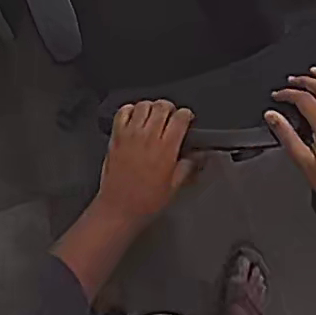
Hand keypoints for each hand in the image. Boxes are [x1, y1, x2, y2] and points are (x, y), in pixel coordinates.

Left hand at [92, 100, 199, 226]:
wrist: (118, 209)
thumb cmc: (145, 202)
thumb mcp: (174, 186)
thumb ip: (188, 166)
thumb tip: (199, 155)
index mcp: (166, 149)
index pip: (180, 117)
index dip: (186, 115)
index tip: (187, 118)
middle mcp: (148, 137)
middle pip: (162, 106)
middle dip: (170, 108)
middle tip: (171, 116)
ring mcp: (130, 135)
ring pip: (143, 105)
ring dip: (151, 107)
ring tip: (154, 116)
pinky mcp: (116, 137)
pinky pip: (122, 112)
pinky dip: (130, 110)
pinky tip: (134, 118)